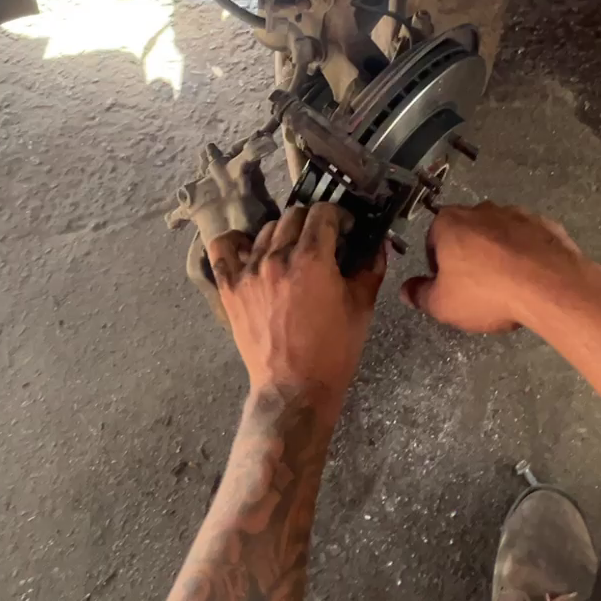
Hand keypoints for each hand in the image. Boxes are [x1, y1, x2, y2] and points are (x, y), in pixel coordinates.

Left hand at [205, 204, 386, 411]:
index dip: (339, 216)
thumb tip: (378, 243)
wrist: (295, 389)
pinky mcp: (230, 287)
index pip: (323, 212)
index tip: (345, 229)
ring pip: (265, 229)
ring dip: (283, 233)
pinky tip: (250, 250)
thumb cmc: (334, 350)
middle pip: (294, 215)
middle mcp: (277, 257)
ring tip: (292, 252)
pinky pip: (223, 248)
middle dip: (313, 222)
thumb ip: (371, 267)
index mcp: (312, 259)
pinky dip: (236, 242)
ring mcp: (249, 271)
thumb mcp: (362, 306)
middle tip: (323, 241)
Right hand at [403, 201, 600, 332]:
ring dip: (499, 254)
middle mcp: (481, 210)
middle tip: (477, 289)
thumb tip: (405, 290)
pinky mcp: (545, 224)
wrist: (549, 286)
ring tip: (507, 286)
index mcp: (449, 222)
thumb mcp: (443, 305)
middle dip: (469, 257)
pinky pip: (529, 240)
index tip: (449, 286)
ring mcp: (516, 213)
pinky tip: (530, 279)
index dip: (438, 266)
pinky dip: (527, 255)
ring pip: (499, 235)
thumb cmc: (487, 292)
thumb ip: (420, 295)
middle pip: (467, 234)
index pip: (433, 241)